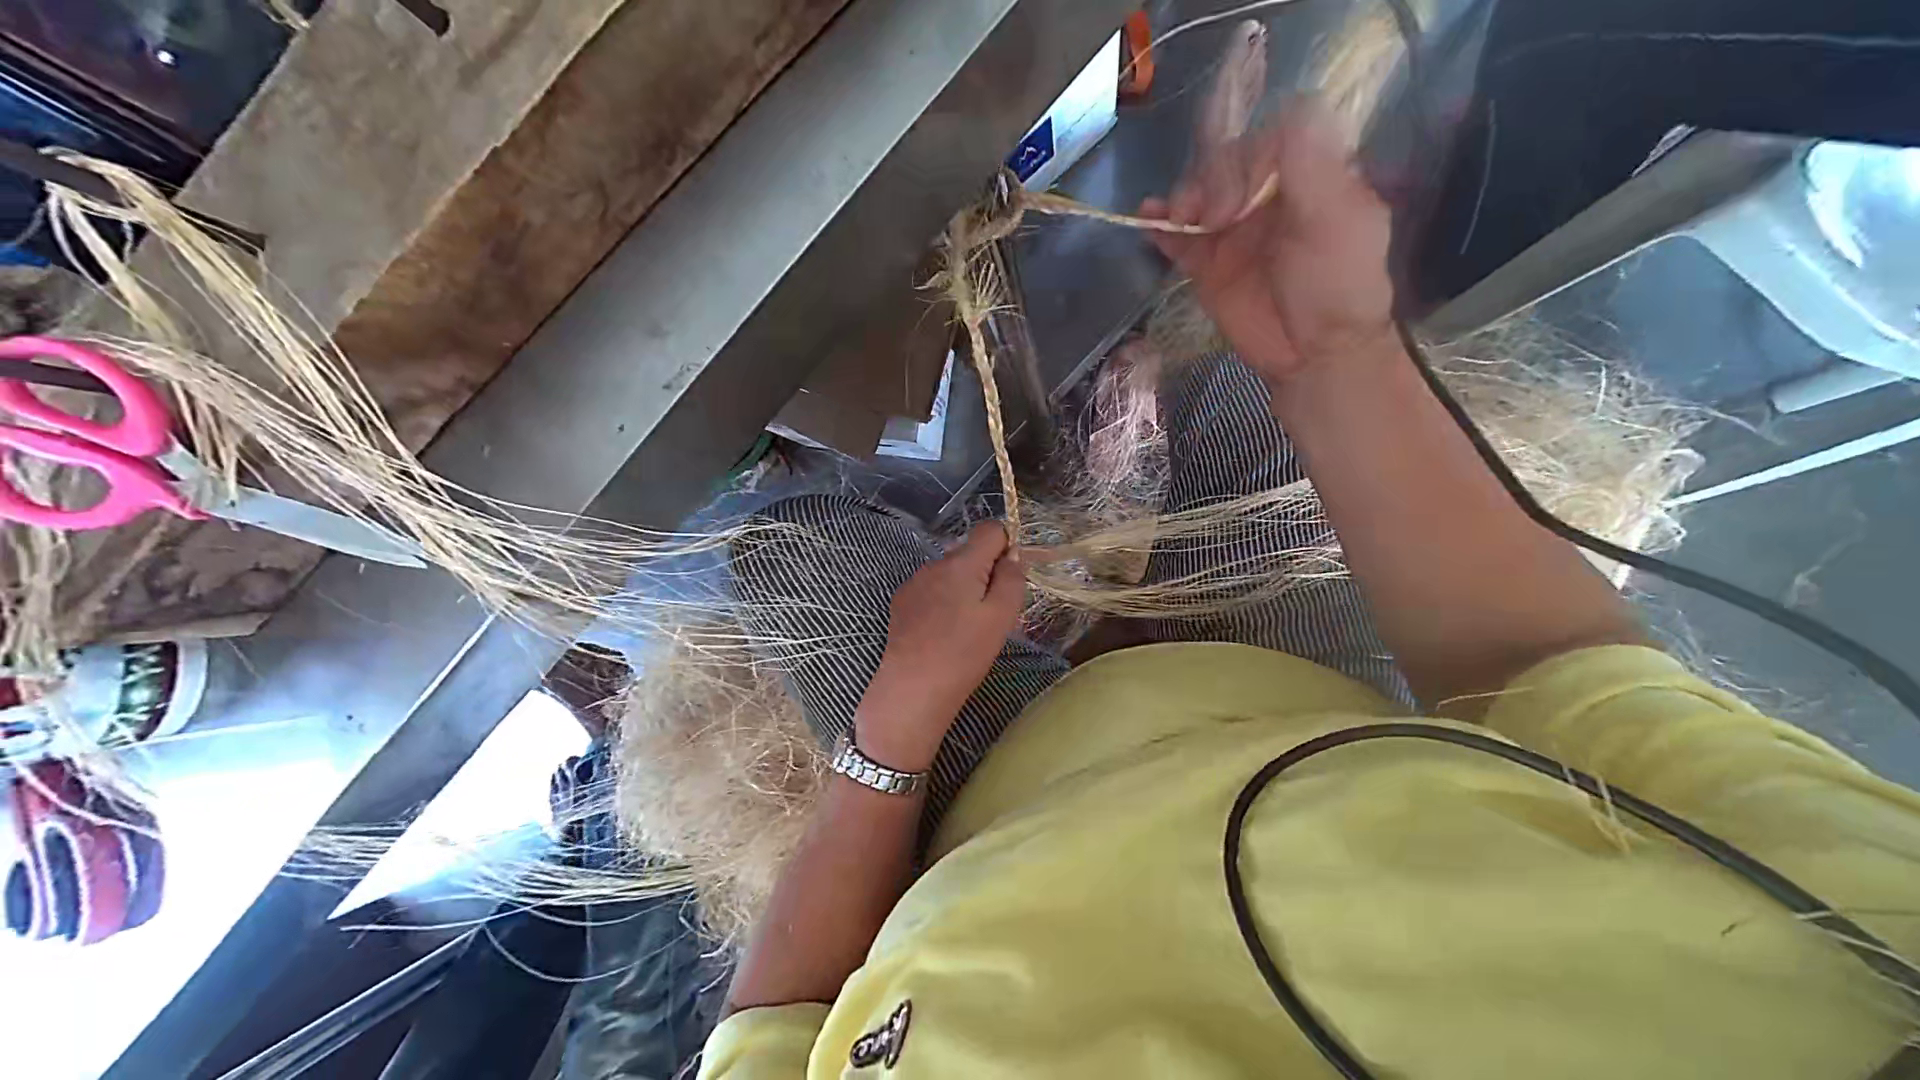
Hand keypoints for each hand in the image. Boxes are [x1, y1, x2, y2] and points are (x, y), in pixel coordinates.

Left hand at [855, 522, 1025, 771]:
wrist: (912, 688)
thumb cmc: (963, 653)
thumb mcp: (1001, 617)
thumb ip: (1011, 578)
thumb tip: (1011, 555)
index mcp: (961, 563)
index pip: (989, 529)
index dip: (1005, 546)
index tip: (1008, 578)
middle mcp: (934, 564)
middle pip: (969, 552)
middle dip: (985, 573)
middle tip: (991, 613)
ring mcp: (914, 582)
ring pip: (950, 573)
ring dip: (964, 589)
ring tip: (966, 628)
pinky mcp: (901, 602)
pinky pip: (932, 589)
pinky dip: (943, 602)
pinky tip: (942, 633)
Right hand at [1141, 102, 1396, 384]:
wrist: (1313, 351)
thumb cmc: (1337, 284)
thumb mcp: (1338, 218)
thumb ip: (1311, 164)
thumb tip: (1282, 112)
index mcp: (1308, 175)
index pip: (1271, 135)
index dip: (1253, 151)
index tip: (1249, 187)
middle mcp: (1268, 195)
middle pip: (1228, 158)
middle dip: (1215, 177)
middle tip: (1219, 217)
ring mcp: (1234, 229)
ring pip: (1199, 191)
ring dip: (1185, 195)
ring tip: (1183, 217)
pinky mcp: (1207, 262)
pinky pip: (1177, 235)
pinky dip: (1160, 224)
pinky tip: (1149, 218)